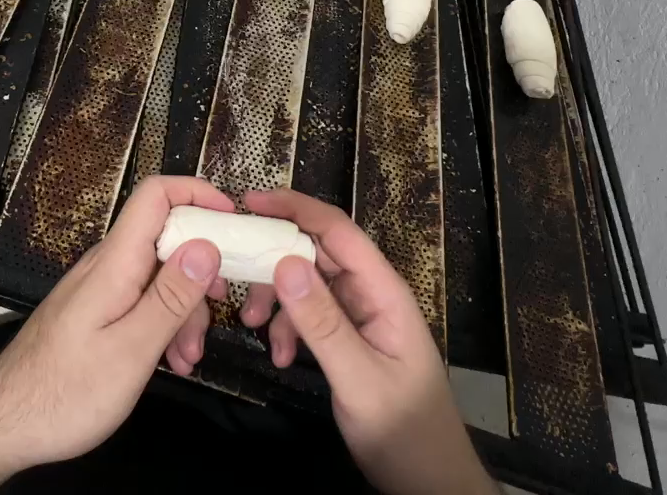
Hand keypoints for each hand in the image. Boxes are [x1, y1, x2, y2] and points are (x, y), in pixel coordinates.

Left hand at [0, 176, 232, 492]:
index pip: (155, 194)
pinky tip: (172, 360)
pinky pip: (142, 299)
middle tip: (219, 315)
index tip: (233, 222)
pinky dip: (163, 323)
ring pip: (158, 274)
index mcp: (114, 262)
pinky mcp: (97, 309)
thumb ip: (171, 296)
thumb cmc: (65, 393)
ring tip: (190, 358)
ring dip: (185, 308)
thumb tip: (207, 243)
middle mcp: (107, 264)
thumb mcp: (131, 351)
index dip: (197, 193)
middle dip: (201, 271)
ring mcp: (101, 286)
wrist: (3, 425)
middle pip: (166, 236)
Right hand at [239, 188, 493, 494]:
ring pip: (307, 283)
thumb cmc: (404, 431)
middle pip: (316, 252)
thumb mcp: (359, 379)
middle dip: (274, 259)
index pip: (337, 230)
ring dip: (276, 299)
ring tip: (254, 326)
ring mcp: (359, 315)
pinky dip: (287, 327)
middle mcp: (370, 293)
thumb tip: (284, 261)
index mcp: (383, 291)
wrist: (431, 483)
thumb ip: (322, 323)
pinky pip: (309, 314)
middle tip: (234, 270)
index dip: (295, 208)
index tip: (249, 201)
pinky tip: (277, 356)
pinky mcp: (348, 337)